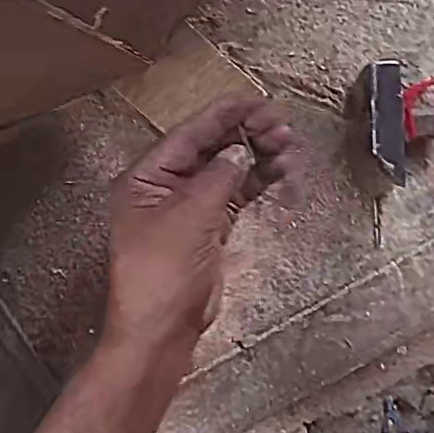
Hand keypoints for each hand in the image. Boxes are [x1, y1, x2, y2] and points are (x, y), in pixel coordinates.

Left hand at [105, 96, 300, 352]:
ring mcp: (188, 208)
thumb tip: (240, 148)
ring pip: (226, 170)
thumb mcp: (189, 217)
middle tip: (281, 125)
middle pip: (209, 149)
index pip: (189, 135)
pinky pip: (234, 195)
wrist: (162, 330)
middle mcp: (164, 187)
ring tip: (288, 146)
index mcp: (145, 178)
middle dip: (245, 134)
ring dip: (256, 156)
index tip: (258, 102)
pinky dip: (256, 182)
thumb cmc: (162, 272)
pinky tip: (279, 169)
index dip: (224, 115)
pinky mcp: (208, 228)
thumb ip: (218, 177)